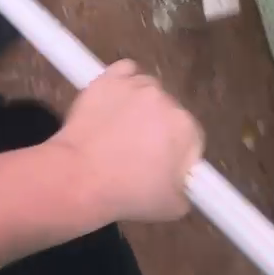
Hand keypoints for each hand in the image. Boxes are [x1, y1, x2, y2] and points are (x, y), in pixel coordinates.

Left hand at [48, 60, 202, 223]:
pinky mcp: (108, 76)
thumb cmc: (129, 192)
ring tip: (123, 126)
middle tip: (141, 150)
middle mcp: (164, 98)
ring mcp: (134, 83)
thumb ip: (185, 186)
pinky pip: (125, 70)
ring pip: (148, 89)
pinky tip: (116, 98)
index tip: (163, 165)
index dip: (178, 153)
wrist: (81, 174)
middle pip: (169, 111)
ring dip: (142, 104)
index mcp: (185, 126)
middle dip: (159, 128)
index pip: (192, 136)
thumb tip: (178, 176)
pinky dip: (124, 81)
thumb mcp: (174, 205)